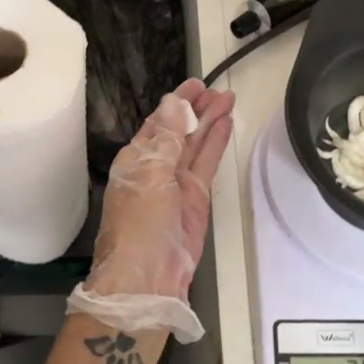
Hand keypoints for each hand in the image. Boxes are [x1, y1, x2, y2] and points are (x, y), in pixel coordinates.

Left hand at [68, 80, 234, 341]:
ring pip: (195, 145)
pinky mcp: (196, 200)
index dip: (176, 103)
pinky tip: (225, 125)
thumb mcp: (150, 176)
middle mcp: (155, 169)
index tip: (195, 84)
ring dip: (210, 122)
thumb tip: (173, 104)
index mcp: (135, 161)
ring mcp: (177, 185)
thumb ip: (166, 139)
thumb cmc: (139, 228)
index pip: (158, 123)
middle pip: (179, 131)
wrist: (146, 280)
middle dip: (197, 109)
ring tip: (228, 98)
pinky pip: (206, 165)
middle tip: (217, 88)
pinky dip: (215, 144)